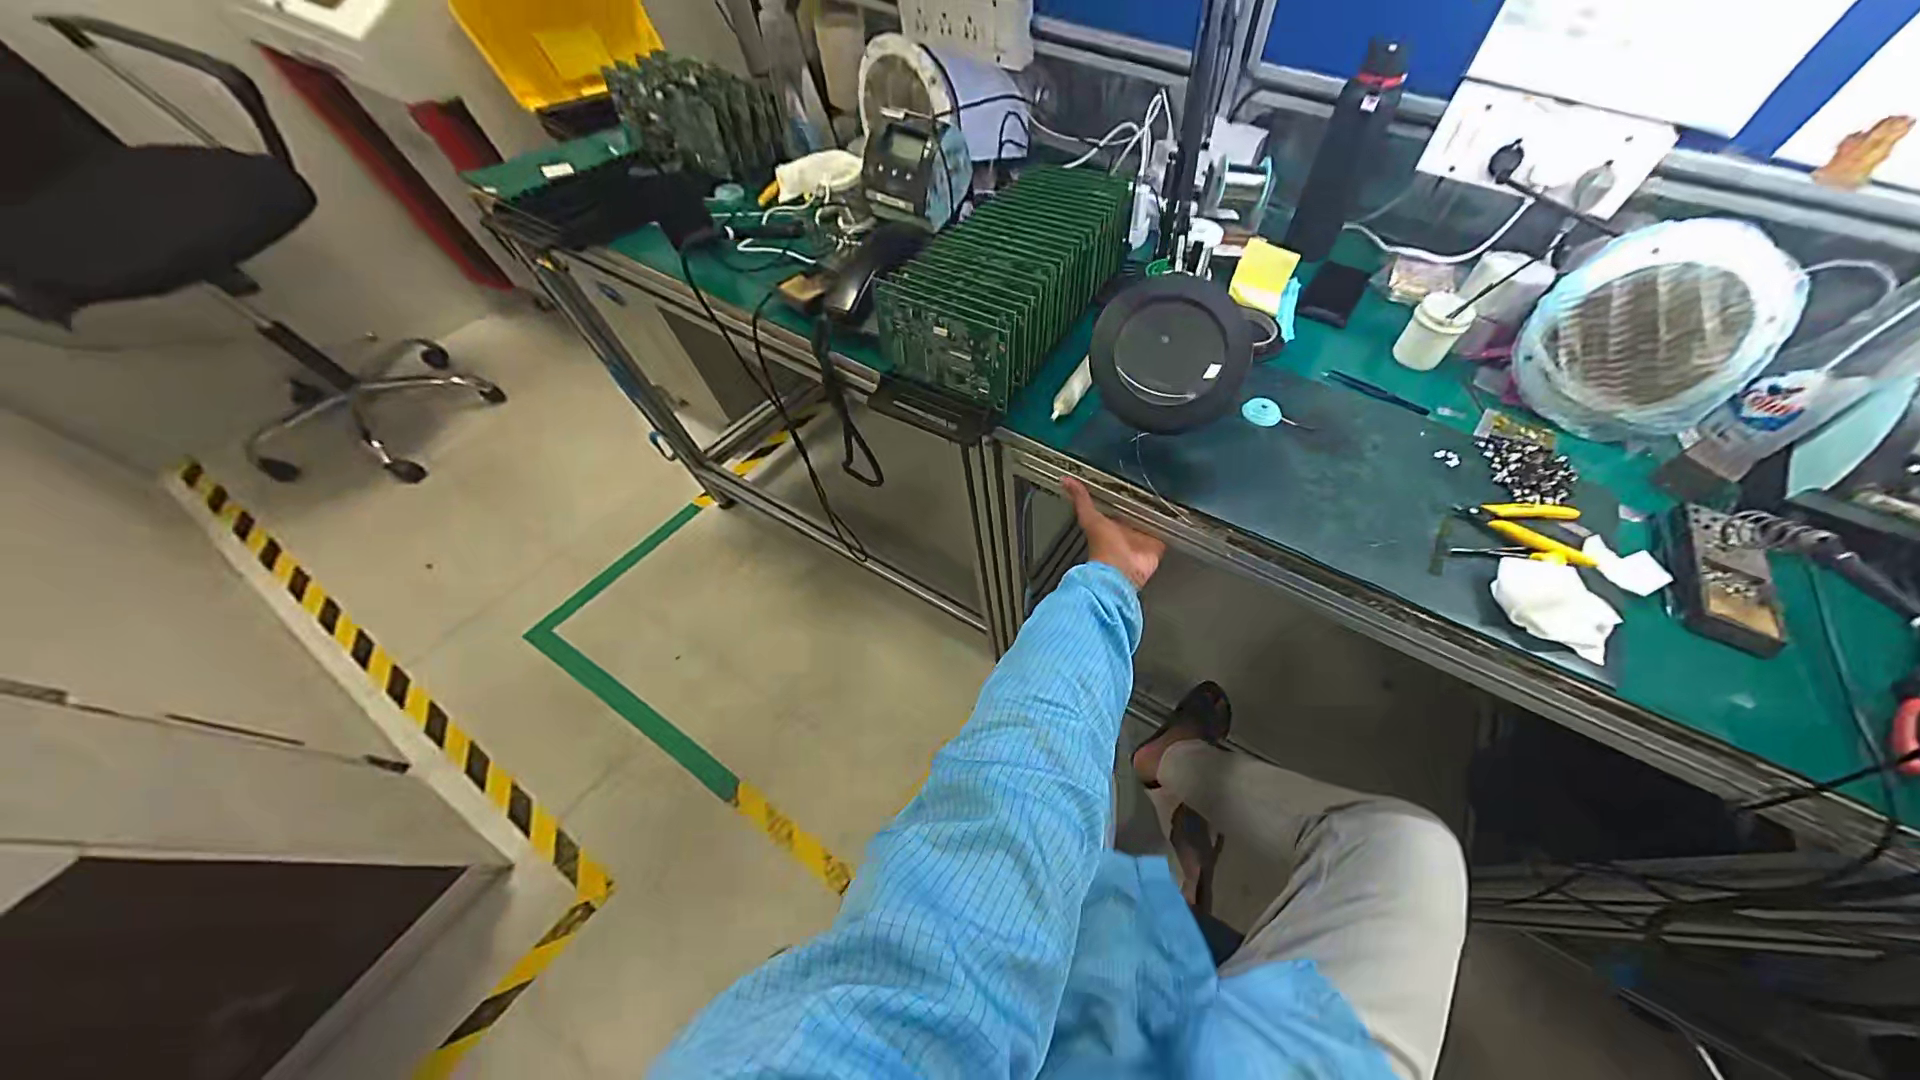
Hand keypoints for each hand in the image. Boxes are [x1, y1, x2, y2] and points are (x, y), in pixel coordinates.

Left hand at [1063, 476, 1163, 588]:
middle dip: (1146, 499)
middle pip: (1139, 509)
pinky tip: (1176, 513)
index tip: (1131, 474)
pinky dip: (1171, 523)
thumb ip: (1081, 500)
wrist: (1120, 570)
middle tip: (1155, 480)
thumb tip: (1065, 481)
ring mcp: (1144, 535)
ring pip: (1154, 518)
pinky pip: (1166, 530)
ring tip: (1169, 493)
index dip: (1126, 490)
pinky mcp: (1157, 542)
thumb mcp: (1091, 518)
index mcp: (1113, 520)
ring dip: (1160, 509)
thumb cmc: (1103, 547)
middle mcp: (1129, 527)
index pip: (1121, 501)